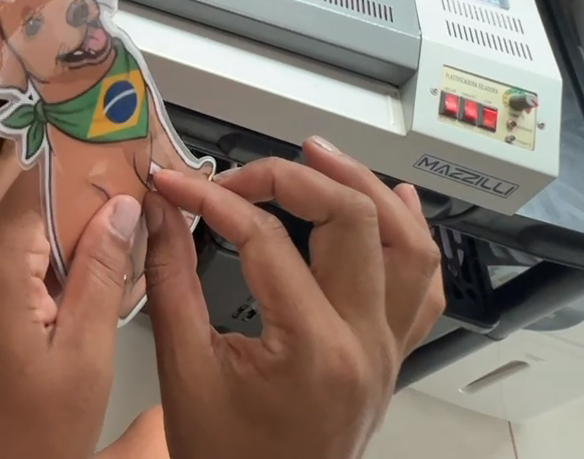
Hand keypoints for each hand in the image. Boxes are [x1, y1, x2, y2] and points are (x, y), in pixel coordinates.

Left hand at [0, 153, 142, 457]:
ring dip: (46, 199)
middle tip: (118, 177)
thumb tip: (123, 206)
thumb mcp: (82, 359)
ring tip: (102, 210)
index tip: (121, 146)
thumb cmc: (25, 432)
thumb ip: (103, 272)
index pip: (40, 173)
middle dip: (66, 170)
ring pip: (1, 200)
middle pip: (15, 176)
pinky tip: (66, 247)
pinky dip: (25, 226)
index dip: (82, 156)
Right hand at [144, 138, 445, 458]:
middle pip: (354, 221)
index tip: (172, 182)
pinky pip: (423, 285)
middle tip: (244, 168)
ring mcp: (387, 348)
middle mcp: (365, 343)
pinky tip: (393, 198)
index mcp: (313, 348)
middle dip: (294, 176)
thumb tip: (160, 206)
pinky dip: (410, 232)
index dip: (212, 197)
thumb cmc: (223, 451)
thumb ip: (169, 274)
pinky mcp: (389, 353)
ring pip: (408, 245)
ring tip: (318, 153)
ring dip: (365, 187)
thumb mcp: (182, 362)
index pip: (264, 237)